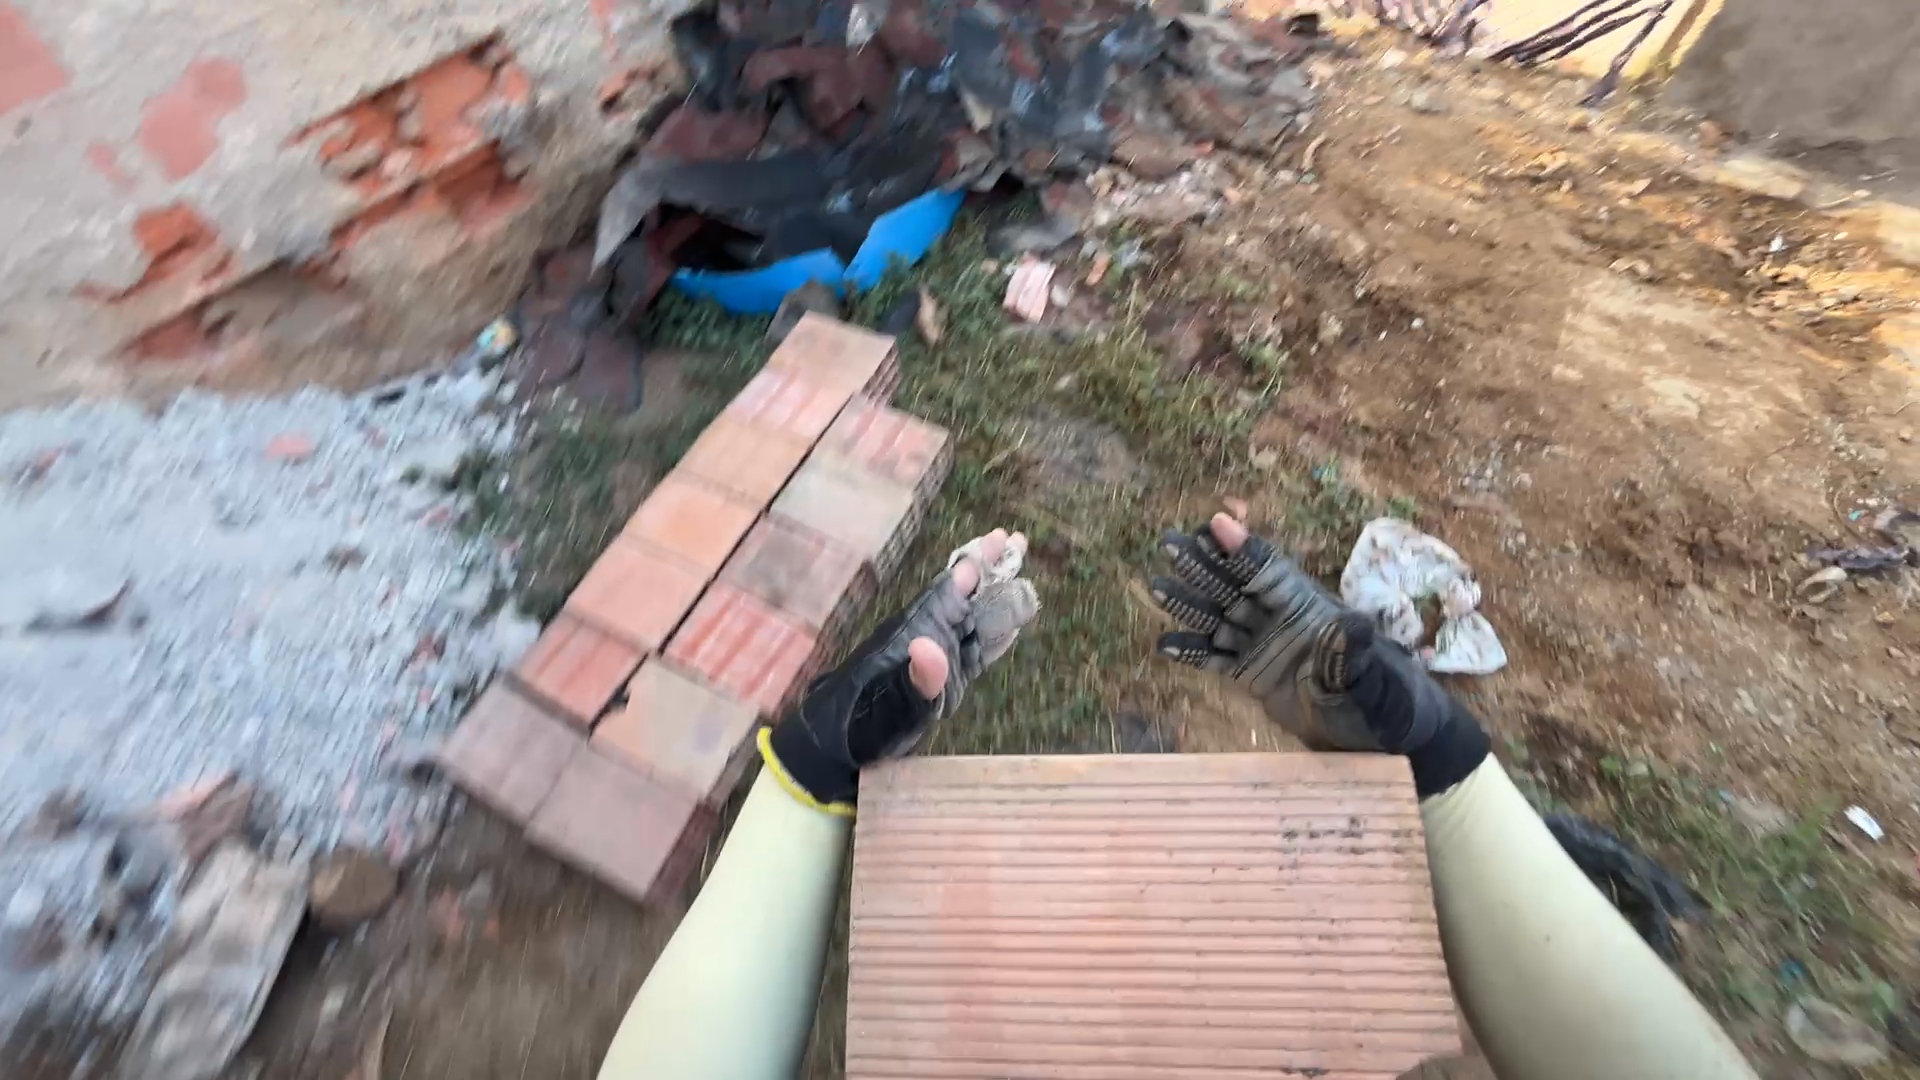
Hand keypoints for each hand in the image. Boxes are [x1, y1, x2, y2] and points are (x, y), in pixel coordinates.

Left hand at [760, 528, 1037, 813]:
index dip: (975, 563)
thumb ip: (915, 679)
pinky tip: (1012, 630)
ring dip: (1001, 600)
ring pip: (978, 623)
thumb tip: (929, 646)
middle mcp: (932, 639)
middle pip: (970, 598)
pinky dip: (996, 640)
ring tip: (1025, 577)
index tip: (998, 537)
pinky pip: (977, 654)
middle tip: (1019, 541)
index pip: (951, 589)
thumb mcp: (889, 704)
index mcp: (918, 632)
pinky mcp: (947, 684)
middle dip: (994, 571)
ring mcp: (941, 660)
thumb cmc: (860, 723)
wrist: (841, 749)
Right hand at [1150, 513, 1487, 795]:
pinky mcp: (1250, 673)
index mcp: (1308, 609)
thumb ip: (1354, 654)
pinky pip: (1215, 658)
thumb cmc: (1384, 701)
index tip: (1214, 523)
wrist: (1378, 737)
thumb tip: (1350, 623)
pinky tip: (1164, 645)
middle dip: (1202, 564)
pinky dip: (1192, 650)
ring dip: (1187, 602)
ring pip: (1217, 617)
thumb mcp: (1371, 678)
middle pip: (1233, 586)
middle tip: (1169, 540)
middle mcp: (1278, 619)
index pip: (1269, 572)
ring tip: (1155, 585)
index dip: (1241, 548)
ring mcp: (1261, 645)